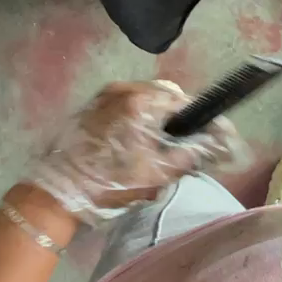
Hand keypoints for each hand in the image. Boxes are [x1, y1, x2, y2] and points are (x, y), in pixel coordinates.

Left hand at [26, 81, 241, 221]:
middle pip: (163, 96)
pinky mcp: (90, 106)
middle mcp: (122, 88)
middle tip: (176, 147)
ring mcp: (103, 95)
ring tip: (155, 147)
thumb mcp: (159, 173)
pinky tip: (132, 144)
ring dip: (154, 118)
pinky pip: (123, 105)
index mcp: (141, 100)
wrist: (58, 192)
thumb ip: (194, 153)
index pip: (184, 101)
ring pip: (143, 100)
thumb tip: (223, 143)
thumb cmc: (111, 183)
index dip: (198, 121)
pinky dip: (134, 119)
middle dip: (174, 119)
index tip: (203, 140)